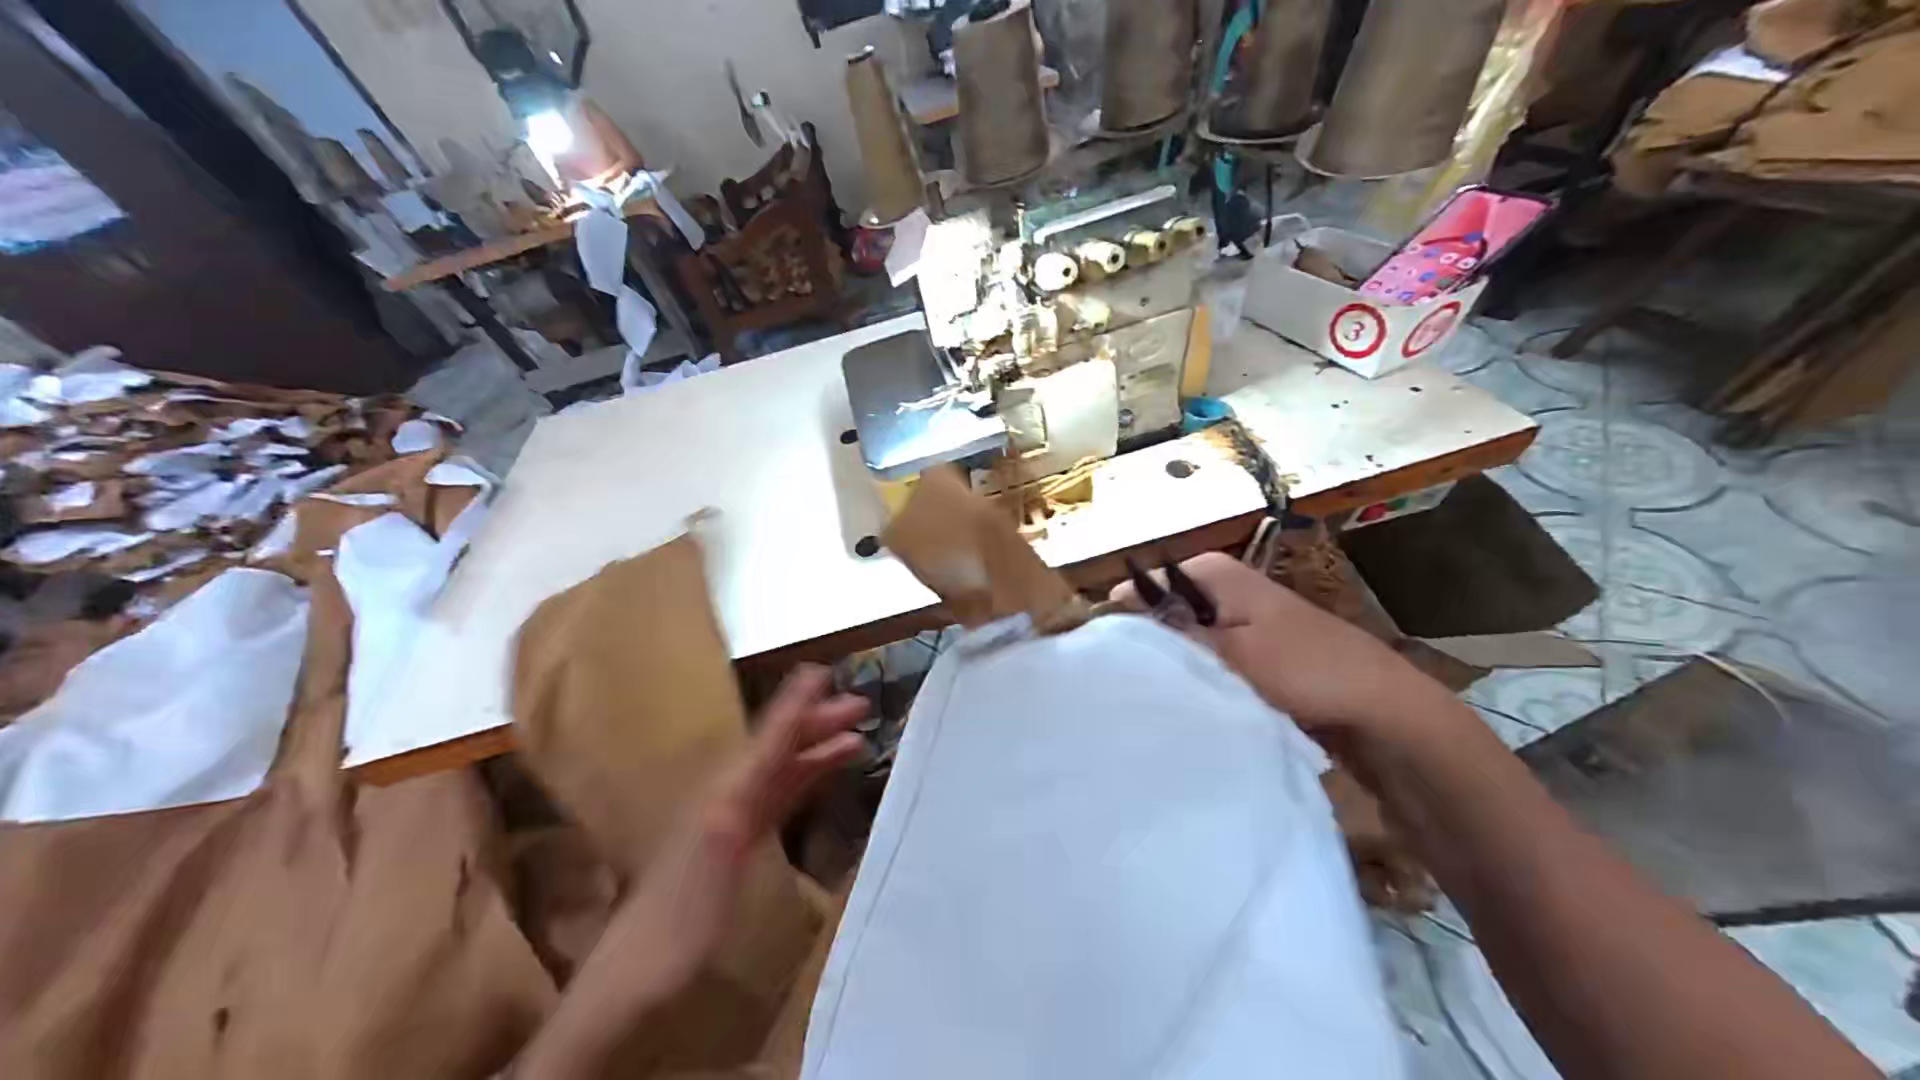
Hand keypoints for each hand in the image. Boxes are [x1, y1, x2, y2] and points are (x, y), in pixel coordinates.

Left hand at [606, 665, 865, 995]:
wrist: (641, 977)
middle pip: (779, 747)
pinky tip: (819, 778)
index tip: (823, 673)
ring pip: (783, 771)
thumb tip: (778, 735)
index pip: (769, 733)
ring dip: (817, 750)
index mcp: (724, 786)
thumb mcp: (720, 837)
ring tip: (857, 739)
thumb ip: (751, 779)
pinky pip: (779, 799)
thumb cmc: (682, 910)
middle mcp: (728, 792)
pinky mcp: (738, 847)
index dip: (796, 703)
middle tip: (860, 706)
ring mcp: (733, 820)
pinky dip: (804, 782)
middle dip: (817, 723)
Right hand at [1107, 552, 1448, 736]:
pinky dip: (1201, 678)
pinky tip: (1189, 703)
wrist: (1380, 707)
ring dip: (1177, 666)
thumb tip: (1114, 618)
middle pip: (1164, 612)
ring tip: (1153, 696)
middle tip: (1127, 683)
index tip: (1105, 657)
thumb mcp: (1231, 652)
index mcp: (1214, 572)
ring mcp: (1240, 620)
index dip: (1123, 617)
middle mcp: (1223, 588)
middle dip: (1149, 645)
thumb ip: (1173, 633)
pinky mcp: (1252, 652)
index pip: (1145, 585)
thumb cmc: (1304, 668)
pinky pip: (1209, 660)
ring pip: (1187, 639)